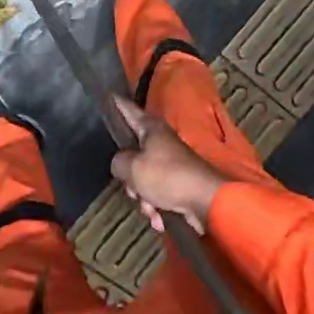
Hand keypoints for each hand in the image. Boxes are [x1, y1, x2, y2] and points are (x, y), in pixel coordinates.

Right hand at [108, 96, 226, 234]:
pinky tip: (160, 218)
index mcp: (150, 128)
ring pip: (143, 178)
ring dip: (144, 198)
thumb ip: (118, 162)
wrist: (205, 200)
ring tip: (151, 208)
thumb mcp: (133, 167)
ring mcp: (169, 162)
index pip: (128, 110)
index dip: (116, 103)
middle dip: (130, 177)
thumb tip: (121, 163)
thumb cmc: (166, 176)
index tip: (108, 95)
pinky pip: (157, 194)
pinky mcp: (177, 183)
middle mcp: (160, 141)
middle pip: (132, 154)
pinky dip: (157, 207)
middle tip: (132, 187)